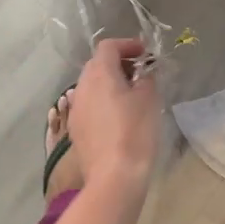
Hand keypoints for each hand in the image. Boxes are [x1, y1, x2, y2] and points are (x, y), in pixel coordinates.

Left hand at [68, 37, 159, 192]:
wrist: (113, 178)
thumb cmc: (134, 132)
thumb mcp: (149, 99)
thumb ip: (147, 78)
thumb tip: (144, 73)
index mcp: (99, 73)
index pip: (109, 46)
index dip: (127, 45)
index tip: (145, 54)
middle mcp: (82, 86)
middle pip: (97, 64)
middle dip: (118, 64)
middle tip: (139, 74)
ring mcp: (75, 110)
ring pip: (91, 86)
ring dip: (109, 84)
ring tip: (130, 96)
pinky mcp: (75, 130)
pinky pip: (89, 106)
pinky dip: (102, 103)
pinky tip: (117, 119)